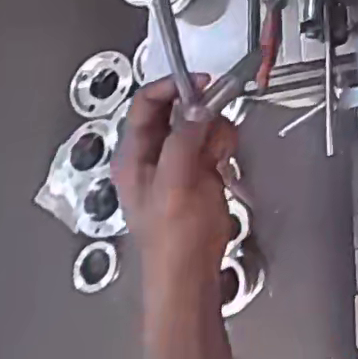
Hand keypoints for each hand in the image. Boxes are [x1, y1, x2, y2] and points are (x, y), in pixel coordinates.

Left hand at [116, 76, 237, 291]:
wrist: (192, 275)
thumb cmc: (173, 238)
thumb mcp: (175, 184)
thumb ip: (185, 140)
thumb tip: (199, 105)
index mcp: (134, 155)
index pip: (146, 103)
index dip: (172, 87)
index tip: (201, 83)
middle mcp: (154, 153)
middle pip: (177, 109)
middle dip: (201, 112)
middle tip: (216, 118)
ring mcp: (178, 160)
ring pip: (201, 122)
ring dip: (215, 130)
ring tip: (218, 154)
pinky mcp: (201, 168)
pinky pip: (215, 139)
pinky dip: (223, 144)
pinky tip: (223, 162)